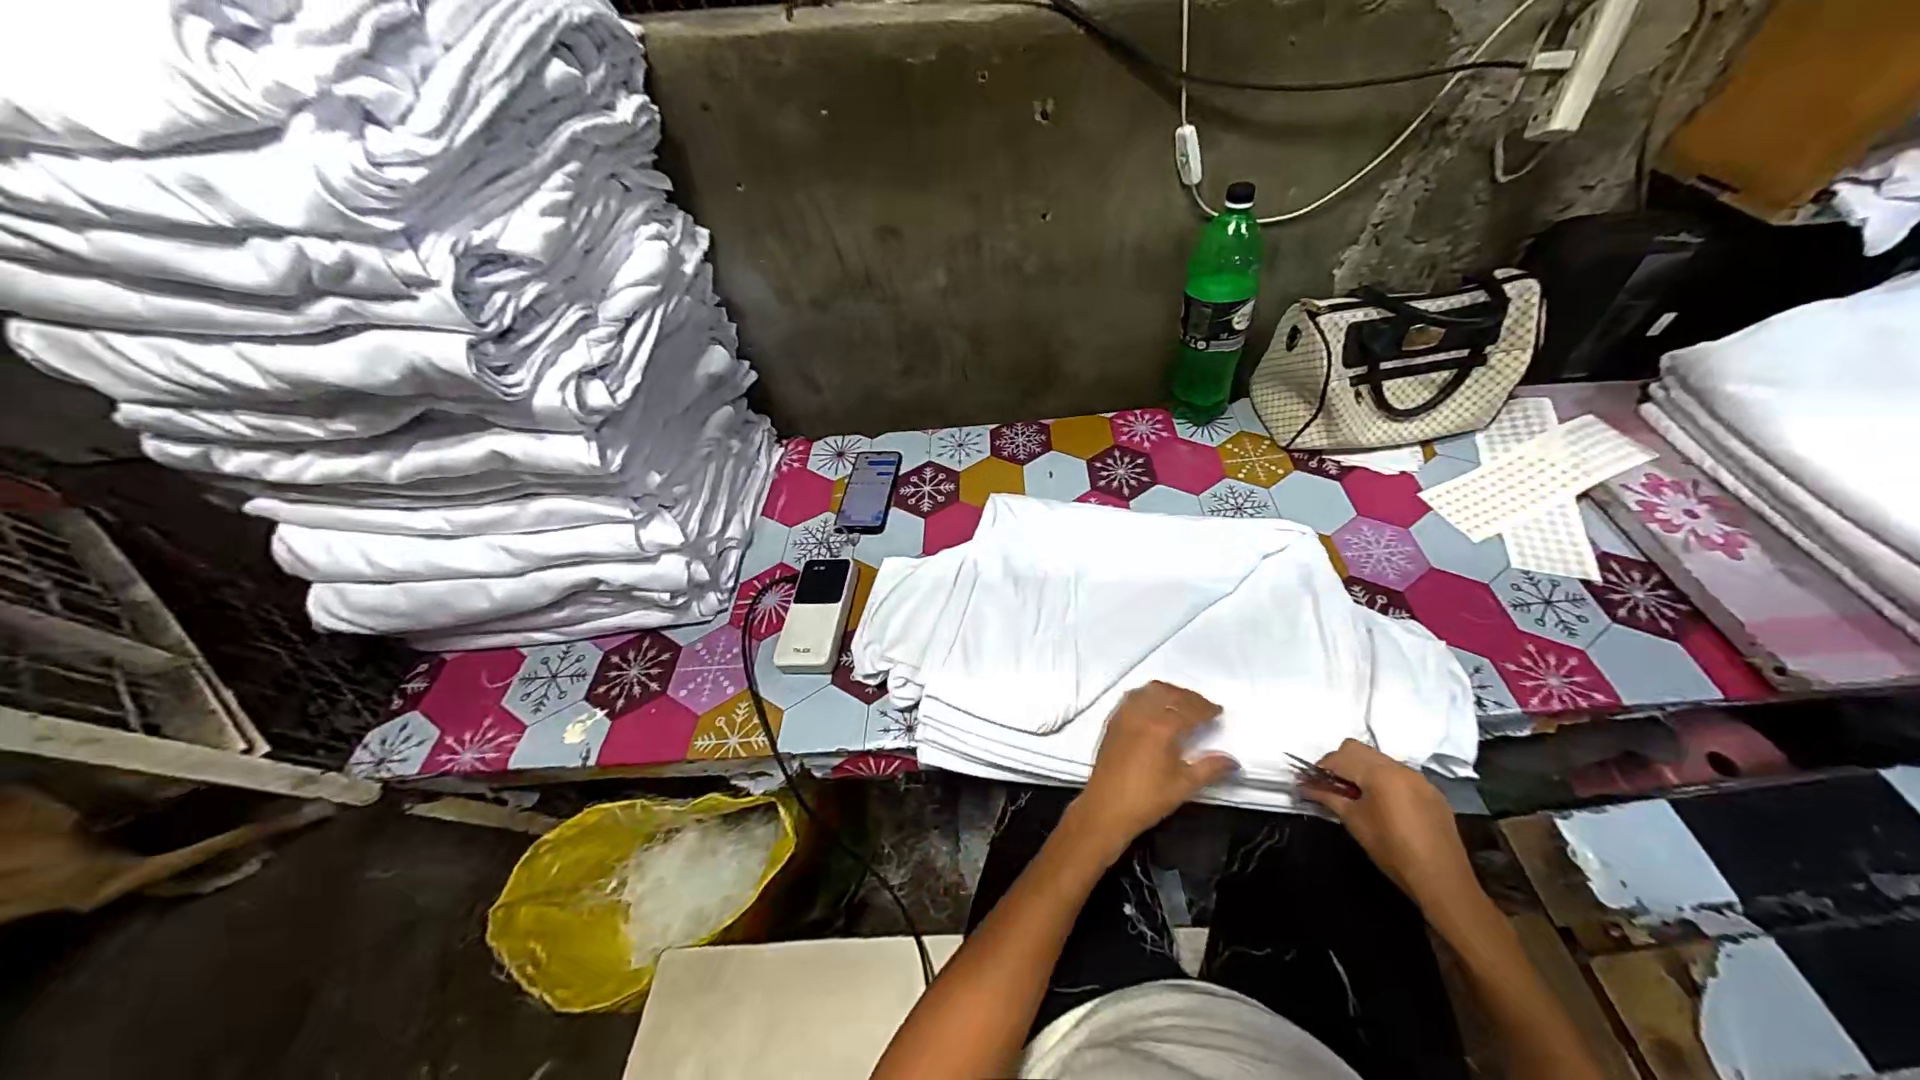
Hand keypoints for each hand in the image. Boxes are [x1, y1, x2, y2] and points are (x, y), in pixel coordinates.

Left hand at [1070, 681, 1236, 856]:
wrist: (1106, 808)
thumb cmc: (1146, 798)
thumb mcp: (1184, 785)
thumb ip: (1210, 768)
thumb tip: (1232, 761)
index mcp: (1161, 727)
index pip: (1189, 710)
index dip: (1206, 709)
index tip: (1217, 711)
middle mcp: (1140, 715)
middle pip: (1168, 694)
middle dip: (1188, 697)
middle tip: (1203, 707)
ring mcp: (1123, 716)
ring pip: (1148, 691)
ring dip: (1167, 692)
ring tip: (1181, 703)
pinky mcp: (1112, 723)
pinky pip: (1132, 698)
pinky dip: (1147, 696)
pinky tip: (1153, 707)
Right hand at [1300, 740, 1480, 912]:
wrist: (1442, 880)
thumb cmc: (1391, 849)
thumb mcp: (1354, 821)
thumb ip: (1328, 797)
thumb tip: (1304, 787)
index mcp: (1380, 773)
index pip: (1340, 757)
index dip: (1321, 768)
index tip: (1312, 783)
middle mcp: (1401, 768)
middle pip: (1359, 749)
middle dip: (1341, 763)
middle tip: (1333, 787)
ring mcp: (1420, 779)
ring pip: (1380, 760)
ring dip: (1362, 770)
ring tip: (1357, 797)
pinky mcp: (1433, 793)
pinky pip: (1400, 774)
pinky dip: (1384, 781)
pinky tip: (1383, 805)